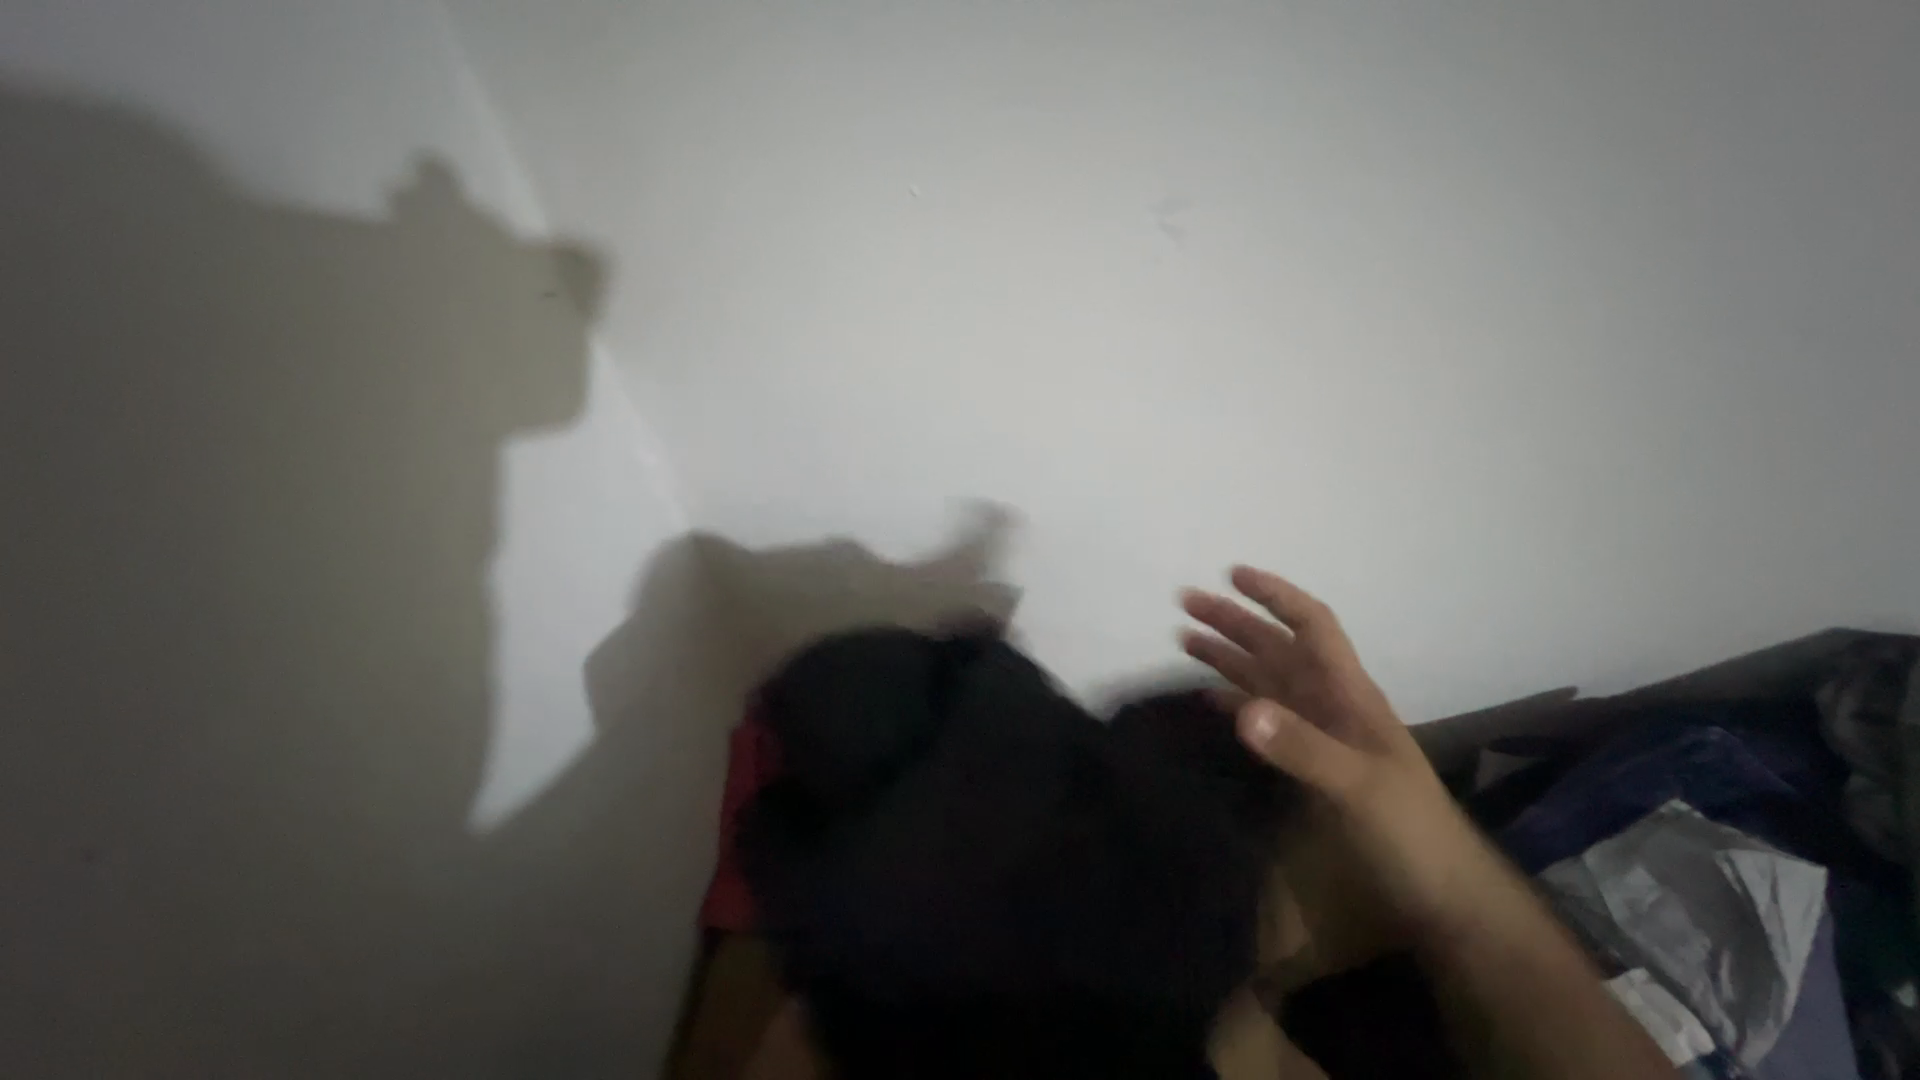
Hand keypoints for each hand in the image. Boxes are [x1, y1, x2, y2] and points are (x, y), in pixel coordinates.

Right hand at [1180, 567, 1503, 940]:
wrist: (1439, 893)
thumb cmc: (1409, 831)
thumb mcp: (1360, 788)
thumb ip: (1304, 749)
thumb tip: (1243, 710)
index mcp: (1349, 694)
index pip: (1313, 627)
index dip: (1276, 597)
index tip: (1233, 575)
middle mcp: (1329, 703)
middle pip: (1277, 648)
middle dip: (1235, 621)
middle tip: (1185, 603)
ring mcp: (1317, 733)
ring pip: (1266, 680)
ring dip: (1228, 656)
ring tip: (1185, 638)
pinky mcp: (1306, 763)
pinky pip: (1263, 719)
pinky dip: (1234, 702)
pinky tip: (1207, 698)